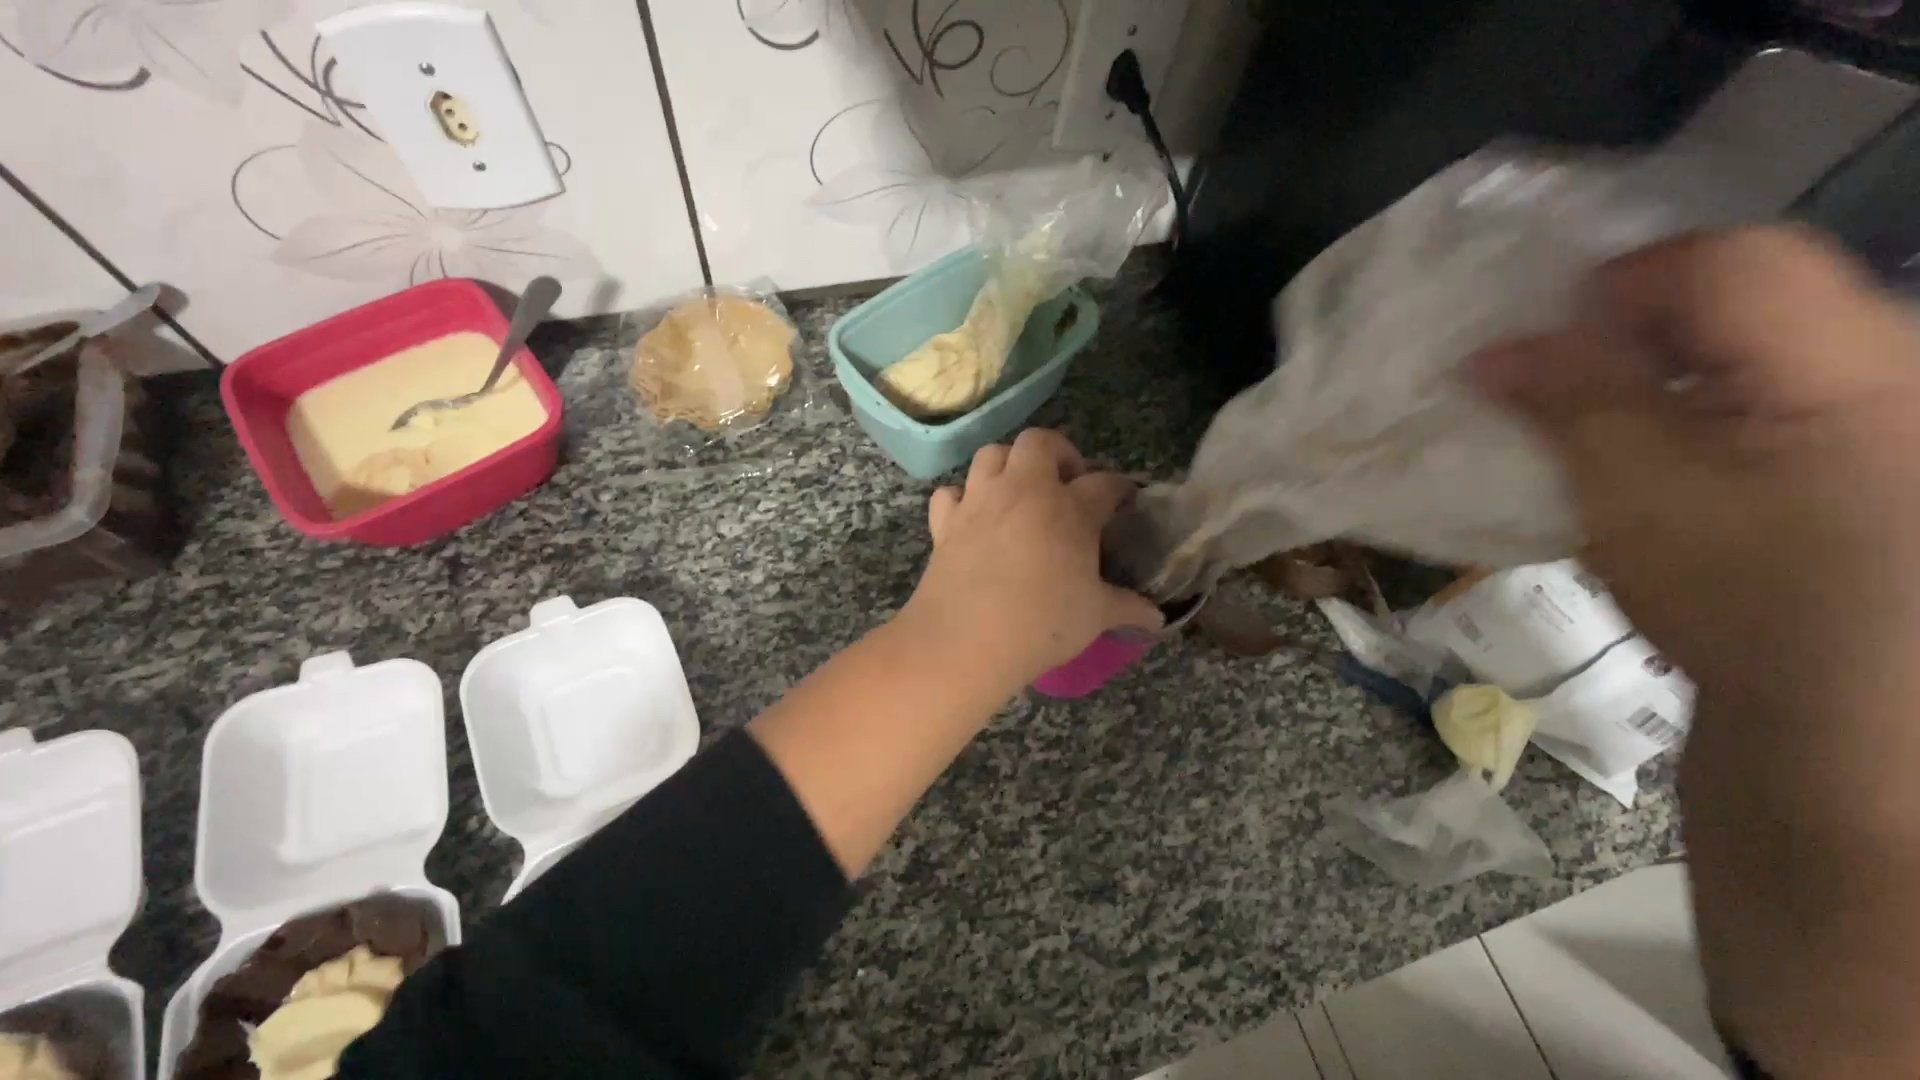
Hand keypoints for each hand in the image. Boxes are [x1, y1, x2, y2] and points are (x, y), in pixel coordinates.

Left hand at [899, 428, 1162, 688]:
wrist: (966, 642)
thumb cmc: (1041, 624)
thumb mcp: (1095, 617)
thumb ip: (1127, 608)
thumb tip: (1157, 616)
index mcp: (1070, 509)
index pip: (1104, 483)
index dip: (1119, 488)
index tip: (1124, 499)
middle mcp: (1024, 492)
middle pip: (1040, 443)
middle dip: (1058, 452)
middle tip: (1067, 482)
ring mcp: (980, 502)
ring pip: (991, 454)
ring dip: (1008, 465)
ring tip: (1020, 492)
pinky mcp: (945, 523)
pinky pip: (950, 494)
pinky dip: (962, 498)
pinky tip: (973, 517)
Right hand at [1470, 225, 1919, 1075]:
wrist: (1845, 722)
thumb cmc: (1739, 595)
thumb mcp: (1634, 490)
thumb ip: (1569, 399)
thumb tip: (1493, 347)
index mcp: (1847, 358)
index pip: (1726, 258)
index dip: (1621, 282)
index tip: (1544, 339)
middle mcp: (1890, 362)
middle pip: (1744, 295)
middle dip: (1636, 329)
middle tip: (1563, 384)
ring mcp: (1886, 413)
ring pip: (1751, 346)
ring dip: (1660, 372)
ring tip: (1601, 425)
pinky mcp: (1867, 458)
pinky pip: (1770, 395)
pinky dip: (1694, 407)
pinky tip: (1658, 458)